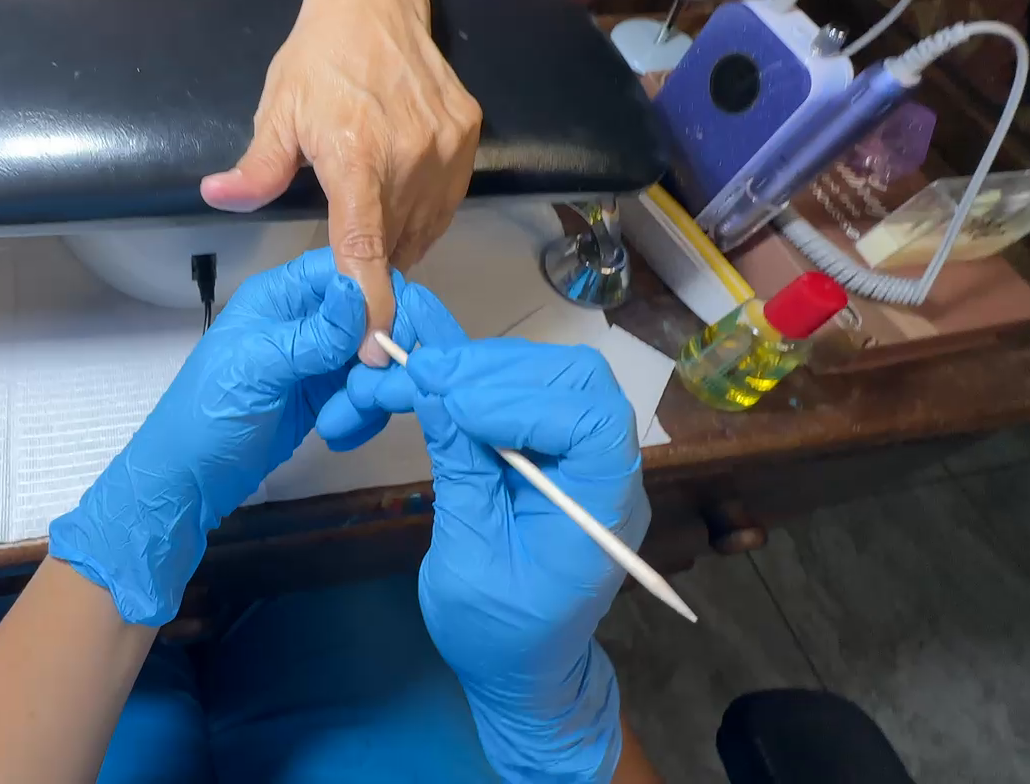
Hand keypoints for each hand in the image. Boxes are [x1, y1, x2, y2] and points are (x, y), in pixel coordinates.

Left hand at [48, 248, 365, 625]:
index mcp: (280, 295)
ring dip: (369, 392)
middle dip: (379, 353)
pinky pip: (366, 391)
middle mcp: (304, 318)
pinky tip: (337, 434)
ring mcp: (318, 358)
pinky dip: (363, 414)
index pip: (343, 269)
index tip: (385, 336)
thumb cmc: (210, 414)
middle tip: (371, 389)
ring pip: (375, 357)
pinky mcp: (326, 394)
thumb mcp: (259, 368)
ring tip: (336, 423)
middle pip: (371, 312)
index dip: (374, 293)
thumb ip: (313, 334)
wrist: (191, 481)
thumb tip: (359, 289)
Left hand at [200, 0, 480, 365]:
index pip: (365, 244)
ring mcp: (447, 149)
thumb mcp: (277, 109)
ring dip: (397, 240)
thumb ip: (256, 167)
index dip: (370, 300)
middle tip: (346, 251)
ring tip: (370, 215)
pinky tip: (398, 197)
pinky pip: (447, 203)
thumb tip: (217, 198)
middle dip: (371, 263)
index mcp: (355, 157)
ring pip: (424, 229)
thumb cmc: (319, 56)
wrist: (377, 0)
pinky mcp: (470, 138)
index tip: (374, 347)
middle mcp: (410, 159)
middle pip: (395, 245)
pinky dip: (422, 215)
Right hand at [346, 285, 647, 780]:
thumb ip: (460, 472)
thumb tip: (431, 393)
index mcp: (600, 511)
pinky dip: (483, 375)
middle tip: (425, 373)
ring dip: (486, 365)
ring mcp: (581, 454)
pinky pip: (529, 388)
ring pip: (553, 373)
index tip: (451, 404)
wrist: (522, 663)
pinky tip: (442, 382)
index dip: (522, 400)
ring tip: (425, 374)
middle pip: (578, 380)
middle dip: (498, 368)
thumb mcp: (467, 559)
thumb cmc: (497, 631)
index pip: (591, 423)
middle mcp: (604, 471)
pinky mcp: (552, 446)